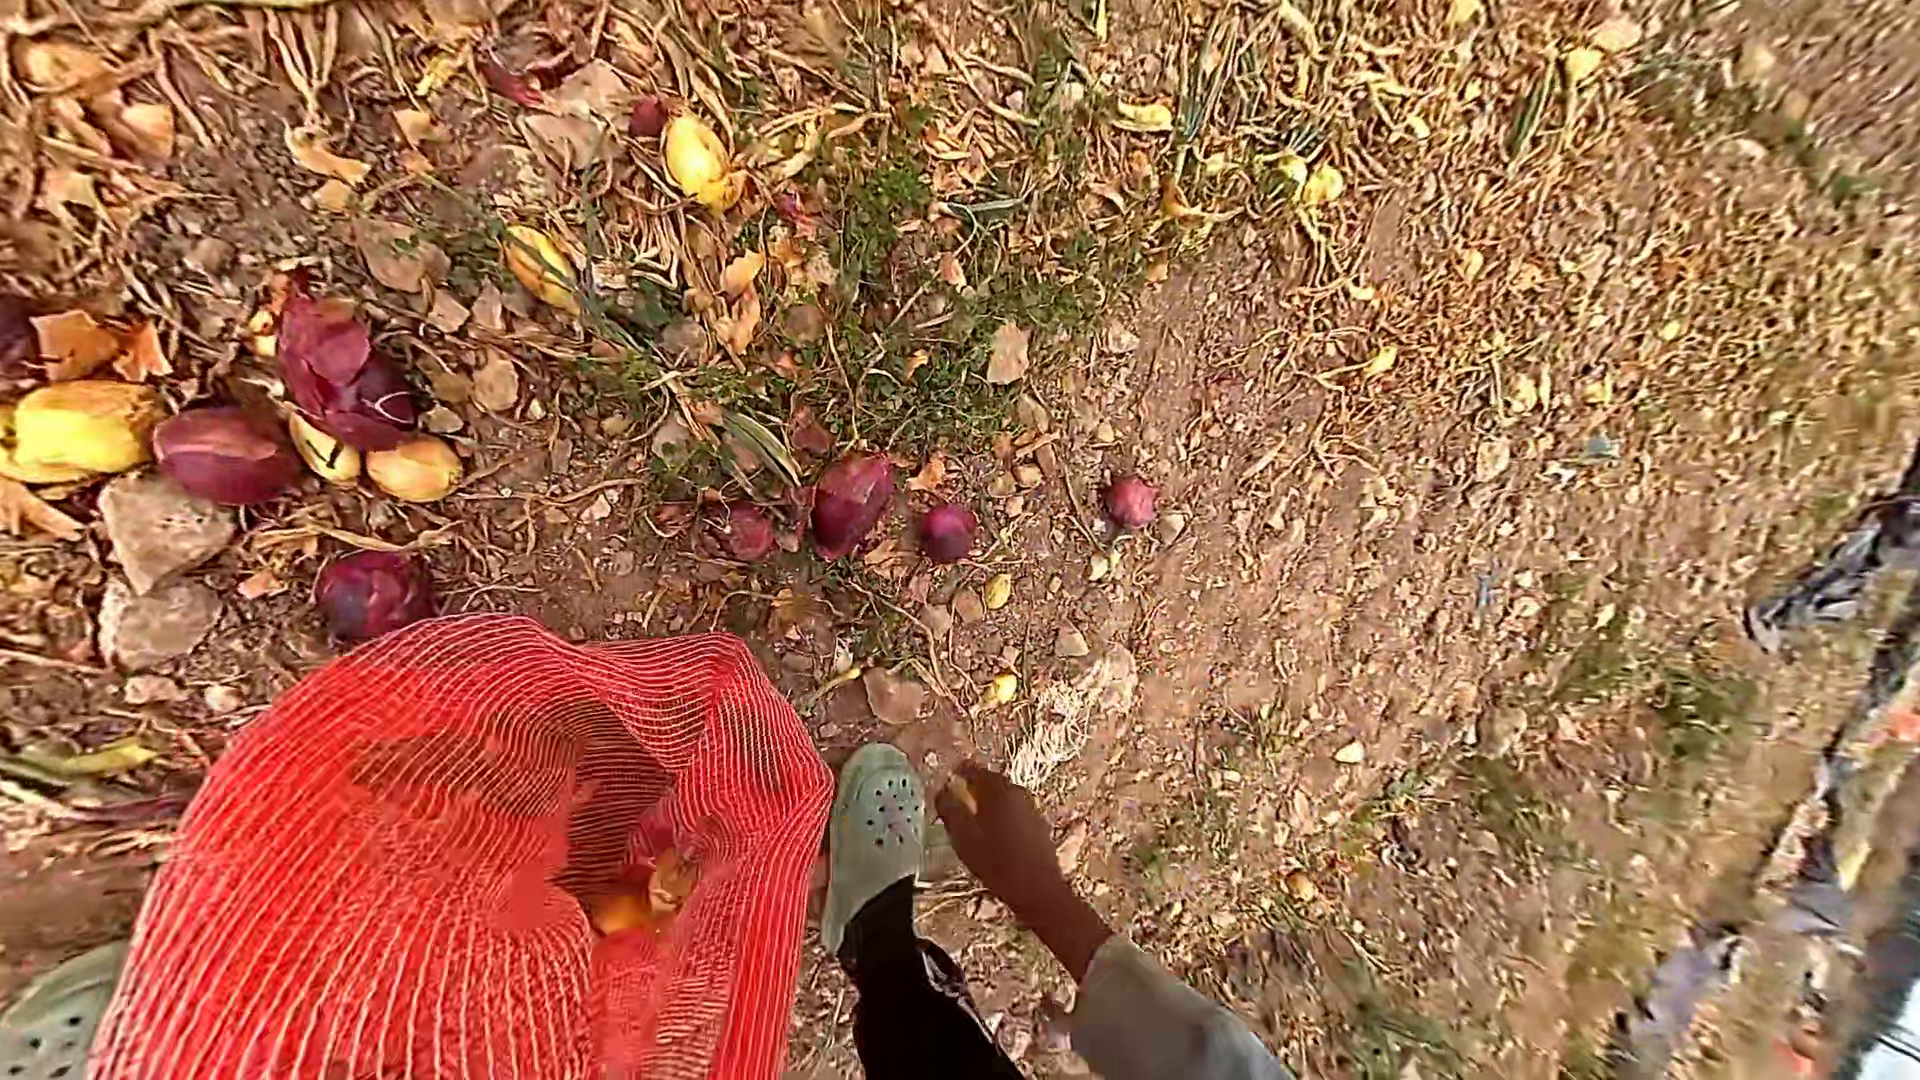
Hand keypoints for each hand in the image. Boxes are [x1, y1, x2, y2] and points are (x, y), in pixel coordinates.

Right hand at [935, 763, 1071, 917]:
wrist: (1039, 890)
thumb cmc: (998, 863)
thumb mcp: (964, 838)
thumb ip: (950, 811)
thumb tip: (941, 793)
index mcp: (998, 790)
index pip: (974, 770)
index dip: (958, 773)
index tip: (947, 781)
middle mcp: (1017, 792)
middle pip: (991, 782)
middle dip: (973, 789)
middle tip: (958, 802)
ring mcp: (1031, 808)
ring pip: (1004, 797)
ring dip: (989, 804)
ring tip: (975, 821)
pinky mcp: (1039, 825)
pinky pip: (1015, 812)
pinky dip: (1003, 817)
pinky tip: (997, 836)